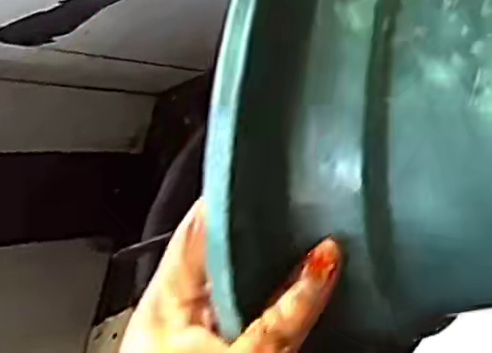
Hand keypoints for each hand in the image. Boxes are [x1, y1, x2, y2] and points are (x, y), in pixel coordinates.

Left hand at [121, 202, 339, 352]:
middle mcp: (178, 310)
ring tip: (325, 231)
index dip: (243, 185)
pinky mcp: (228, 347)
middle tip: (320, 196)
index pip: (205, 219)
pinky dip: (290, 288)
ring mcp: (202, 330)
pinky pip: (264, 300)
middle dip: (278, 223)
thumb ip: (287, 310)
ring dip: (287, 259)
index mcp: (163, 304)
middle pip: (234, 243)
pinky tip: (318, 279)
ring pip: (252, 273)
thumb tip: (327, 255)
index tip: (284, 157)